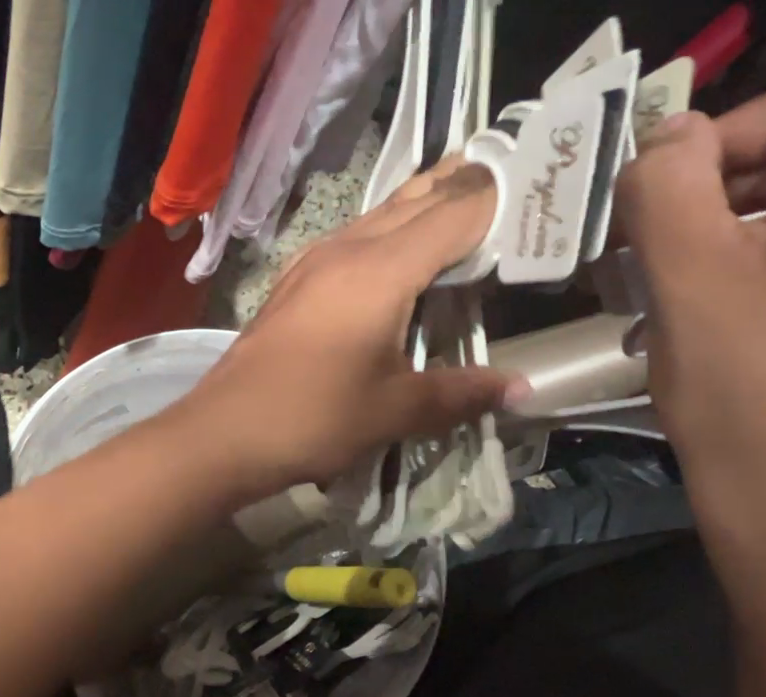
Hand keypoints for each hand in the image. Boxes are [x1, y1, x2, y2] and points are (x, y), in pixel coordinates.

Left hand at [169, 161, 523, 498]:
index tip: (547, 197)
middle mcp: (345, 250)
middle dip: (467, 190)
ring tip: (465, 213)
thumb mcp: (392, 410)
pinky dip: (385, 238)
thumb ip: (459, 393)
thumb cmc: (309, 419)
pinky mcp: (289, 287)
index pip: (459, 210)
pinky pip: (349, 243)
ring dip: (422, 210)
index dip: (505, 199)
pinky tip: (394, 262)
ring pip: (378, 217)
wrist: (218, 437)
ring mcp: (309, 265)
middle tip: (518, 190)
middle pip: (417, 200)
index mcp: (380, 269)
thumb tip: (520, 390)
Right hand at [617, 68, 765, 519]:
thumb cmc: (748, 386)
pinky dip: (762, 262)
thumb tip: (662, 135)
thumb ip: (667, 186)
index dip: (710, 146)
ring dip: (726, 233)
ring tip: (663, 289)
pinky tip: (710, 308)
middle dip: (713, 198)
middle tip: (639, 254)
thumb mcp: (690, 276)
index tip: (644, 211)